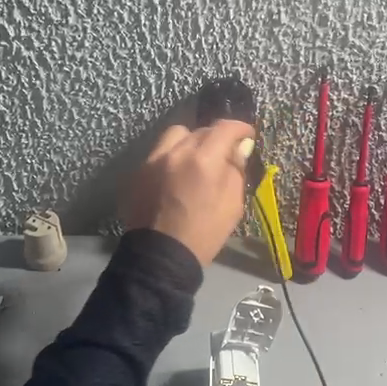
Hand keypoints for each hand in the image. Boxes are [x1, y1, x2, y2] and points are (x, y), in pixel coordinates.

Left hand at [121, 120, 255, 263]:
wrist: (160, 257)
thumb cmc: (204, 234)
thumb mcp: (232, 205)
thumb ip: (236, 170)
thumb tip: (240, 147)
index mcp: (203, 161)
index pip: (225, 128)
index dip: (240, 128)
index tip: (247, 135)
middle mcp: (176, 152)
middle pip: (200, 130)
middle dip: (216, 137)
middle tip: (224, 152)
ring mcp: (153, 160)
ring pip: (176, 135)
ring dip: (190, 141)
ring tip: (197, 158)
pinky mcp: (138, 172)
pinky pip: (159, 152)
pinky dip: (172, 156)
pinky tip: (177, 173)